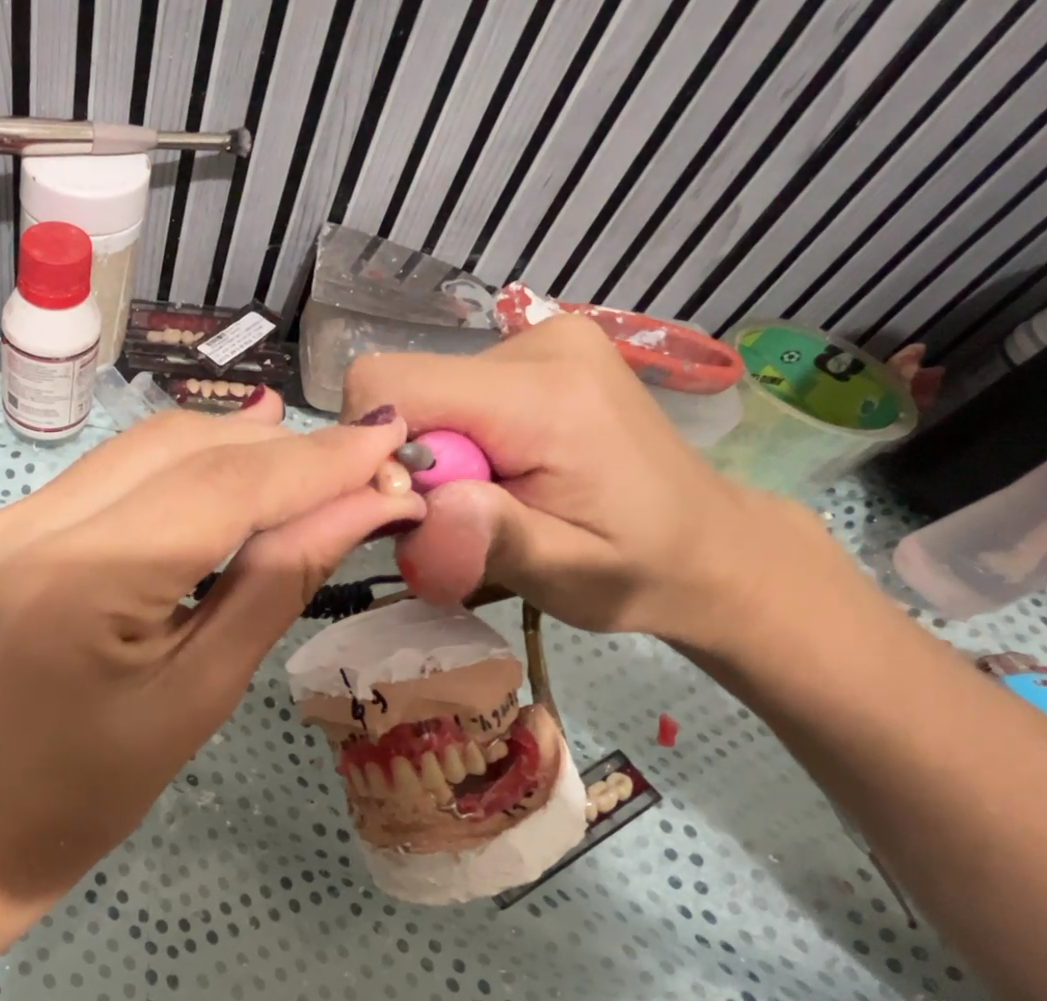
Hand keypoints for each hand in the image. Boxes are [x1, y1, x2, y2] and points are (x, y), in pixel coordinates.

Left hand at [0, 393, 422, 899]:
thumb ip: (280, 581)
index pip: (215, 488)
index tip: (387, 446)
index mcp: (76, 583)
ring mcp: (3, 520)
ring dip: (230, 447)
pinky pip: (107, 474)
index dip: (309, 462)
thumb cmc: (105, 780)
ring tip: (311, 462)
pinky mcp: (1, 523)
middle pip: (174, 449)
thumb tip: (363, 502)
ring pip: (141, 448)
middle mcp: (26, 529)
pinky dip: (177, 467)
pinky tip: (233, 466)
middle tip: (360, 460)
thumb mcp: (206, 690)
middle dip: (276, 447)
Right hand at [340, 315, 816, 644]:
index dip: (377, 448)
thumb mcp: (564, 574)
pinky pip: (447, 389)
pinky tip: (498, 472)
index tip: (414, 505)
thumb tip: (408, 497)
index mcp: (545, 395)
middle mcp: (539, 344)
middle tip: (458, 512)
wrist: (711, 546)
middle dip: (406, 457)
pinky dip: (451, 438)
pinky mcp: (535, 350)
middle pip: (401, 387)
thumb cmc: (637, 570)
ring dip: (430, 452)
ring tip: (488, 497)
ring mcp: (540, 339)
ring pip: (419, 390)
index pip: (390, 384)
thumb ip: (486, 535)